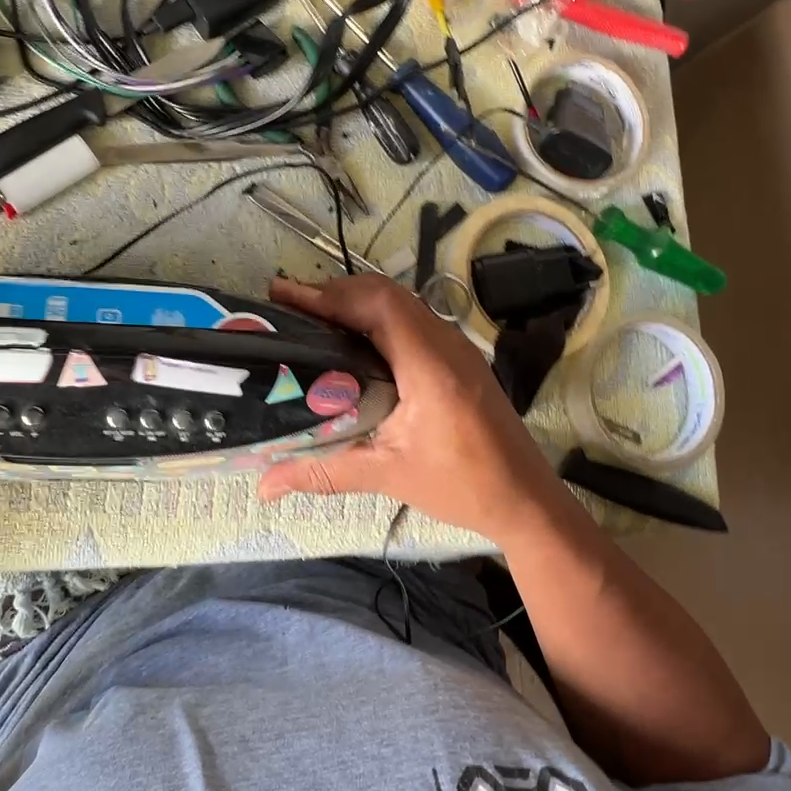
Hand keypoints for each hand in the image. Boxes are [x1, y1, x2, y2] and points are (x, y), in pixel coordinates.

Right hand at [259, 274, 575, 541]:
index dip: (329, 295)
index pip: (377, 305)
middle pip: (385, 295)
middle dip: (335, 293)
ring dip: (357, 302)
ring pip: (401, 304)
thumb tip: (265, 487)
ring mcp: (457, 347)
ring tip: (313, 317)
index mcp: (429, 365)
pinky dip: (378, 317)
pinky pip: (413, 320)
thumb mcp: (388, 475)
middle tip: (290, 306)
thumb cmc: (463, 485)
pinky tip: (354, 341)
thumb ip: (323, 473)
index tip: (285, 297)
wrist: (526, 497)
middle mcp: (445, 343)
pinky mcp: (460, 357)